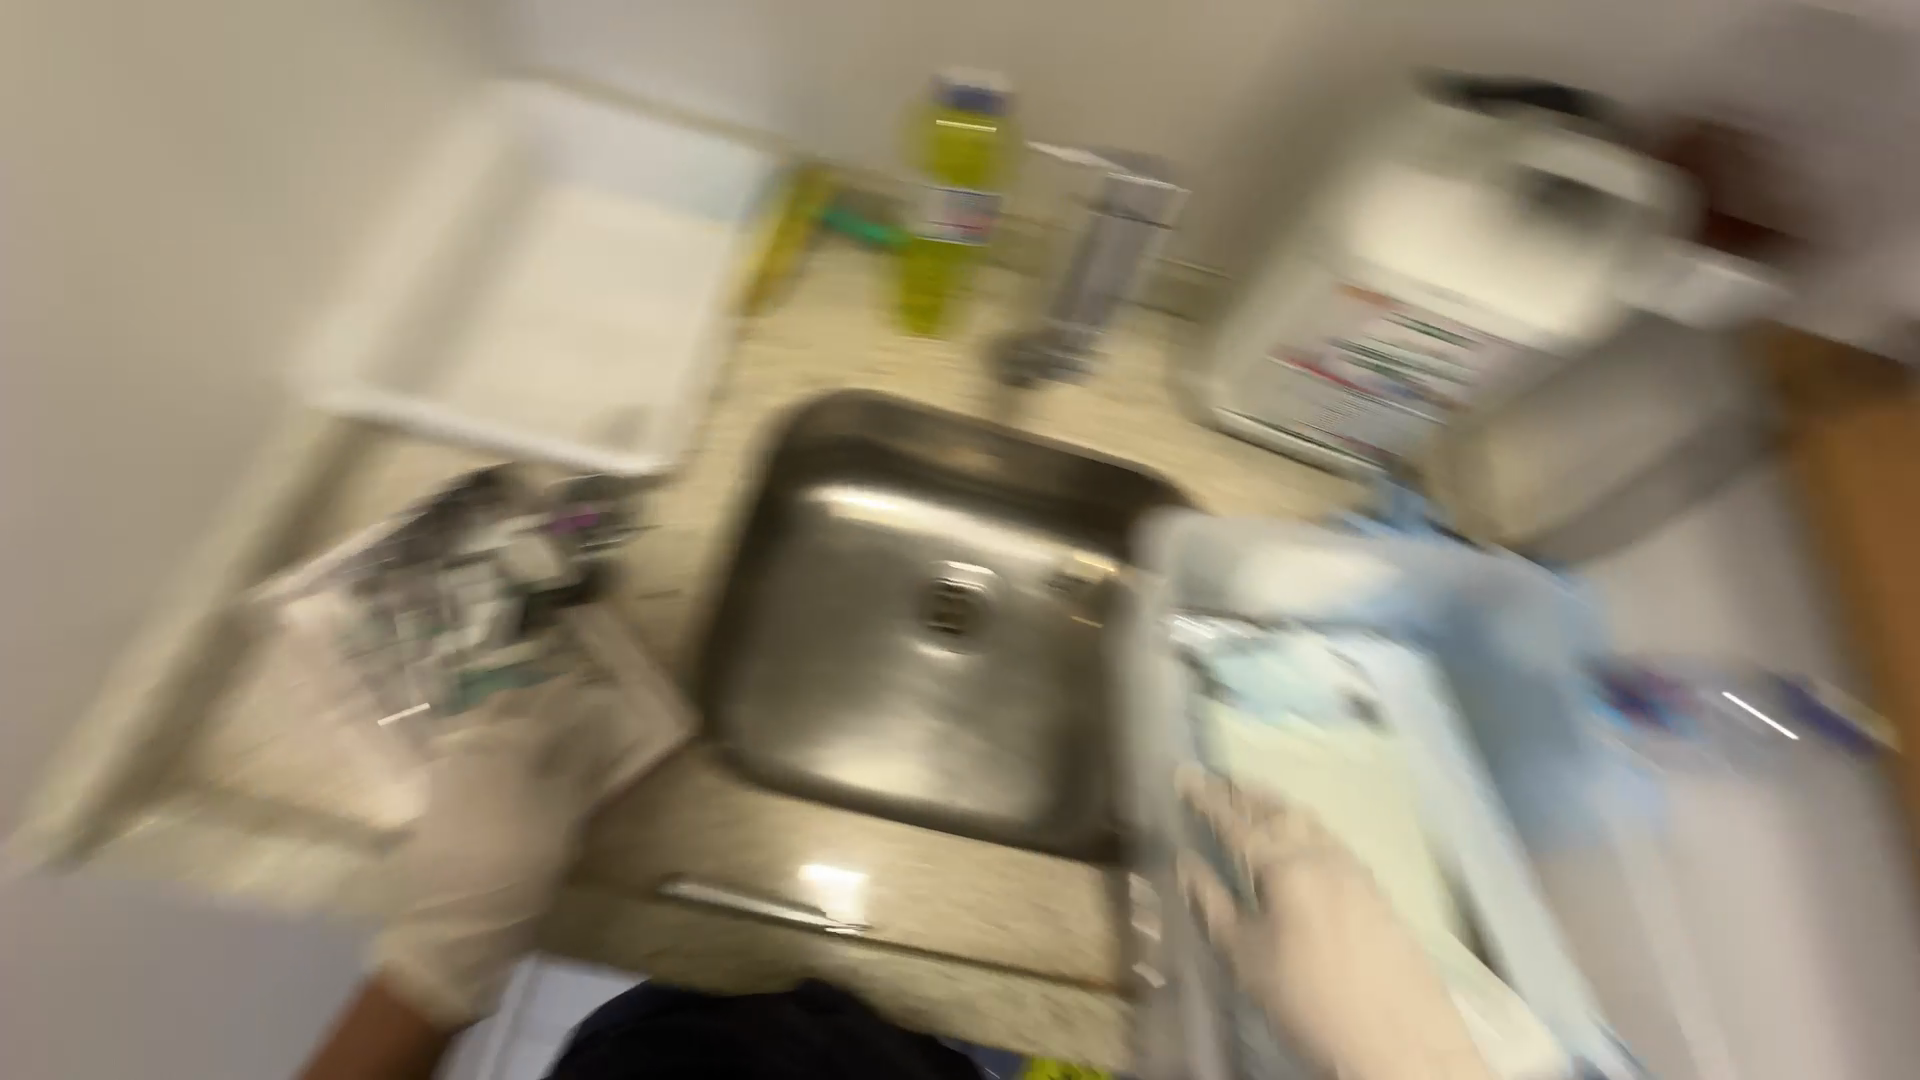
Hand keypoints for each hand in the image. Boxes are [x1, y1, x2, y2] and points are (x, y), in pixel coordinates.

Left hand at [371, 674, 606, 1029]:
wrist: (457, 919)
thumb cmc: (525, 862)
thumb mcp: (567, 814)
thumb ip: (580, 765)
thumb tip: (594, 727)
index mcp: (516, 749)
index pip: (547, 705)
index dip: (565, 689)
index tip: (581, 677)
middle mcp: (478, 749)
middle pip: (504, 707)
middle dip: (529, 694)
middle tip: (552, 693)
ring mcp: (451, 769)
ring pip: (476, 723)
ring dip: (502, 711)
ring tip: (521, 713)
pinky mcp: (435, 793)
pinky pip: (459, 747)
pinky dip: (478, 736)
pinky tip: (489, 746)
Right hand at [1176, 765, 1492, 1079]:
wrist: (1402, 1046)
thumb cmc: (1310, 1001)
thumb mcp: (1246, 958)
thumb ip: (1211, 903)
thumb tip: (1184, 861)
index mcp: (1283, 866)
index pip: (1235, 820)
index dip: (1206, 797)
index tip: (1185, 775)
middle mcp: (1319, 854)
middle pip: (1275, 809)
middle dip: (1242, 791)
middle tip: (1216, 777)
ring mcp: (1352, 868)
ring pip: (1306, 819)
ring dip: (1274, 803)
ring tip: (1252, 796)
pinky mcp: (1375, 888)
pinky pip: (1329, 837)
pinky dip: (1303, 824)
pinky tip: (1300, 836)